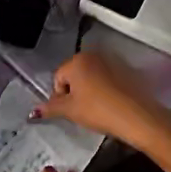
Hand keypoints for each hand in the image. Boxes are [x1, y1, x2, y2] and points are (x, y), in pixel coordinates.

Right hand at [35, 52, 170, 151]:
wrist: (137, 116)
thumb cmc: (98, 110)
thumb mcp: (70, 110)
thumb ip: (50, 108)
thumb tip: (32, 111)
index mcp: (76, 60)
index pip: (58, 78)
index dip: (60, 96)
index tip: (69, 111)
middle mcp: (93, 55)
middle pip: (74, 74)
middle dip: (74, 91)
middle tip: (81, 110)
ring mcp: (112, 60)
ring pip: (92, 76)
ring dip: (89, 90)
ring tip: (96, 109)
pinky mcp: (127, 69)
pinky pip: (108, 78)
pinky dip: (105, 89)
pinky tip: (110, 104)